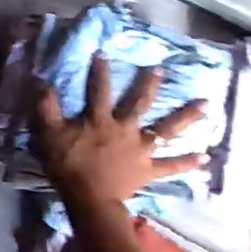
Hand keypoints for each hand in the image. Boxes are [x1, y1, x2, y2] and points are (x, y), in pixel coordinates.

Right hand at [35, 53, 207, 202]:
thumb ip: (47, 109)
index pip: (98, 90)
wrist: (89, 199)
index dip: (100, 71)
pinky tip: (205, 157)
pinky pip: (170, 166)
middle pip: (139, 103)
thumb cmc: (68, 166)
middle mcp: (125, 129)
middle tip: (161, 69)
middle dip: (149, 85)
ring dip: (186, 117)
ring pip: (166, 130)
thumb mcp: (50, 135)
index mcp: (100, 120)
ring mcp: (140, 150)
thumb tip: (44, 83)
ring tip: (206, 104)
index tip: (103, 53)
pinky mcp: (148, 170)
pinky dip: (187, 162)